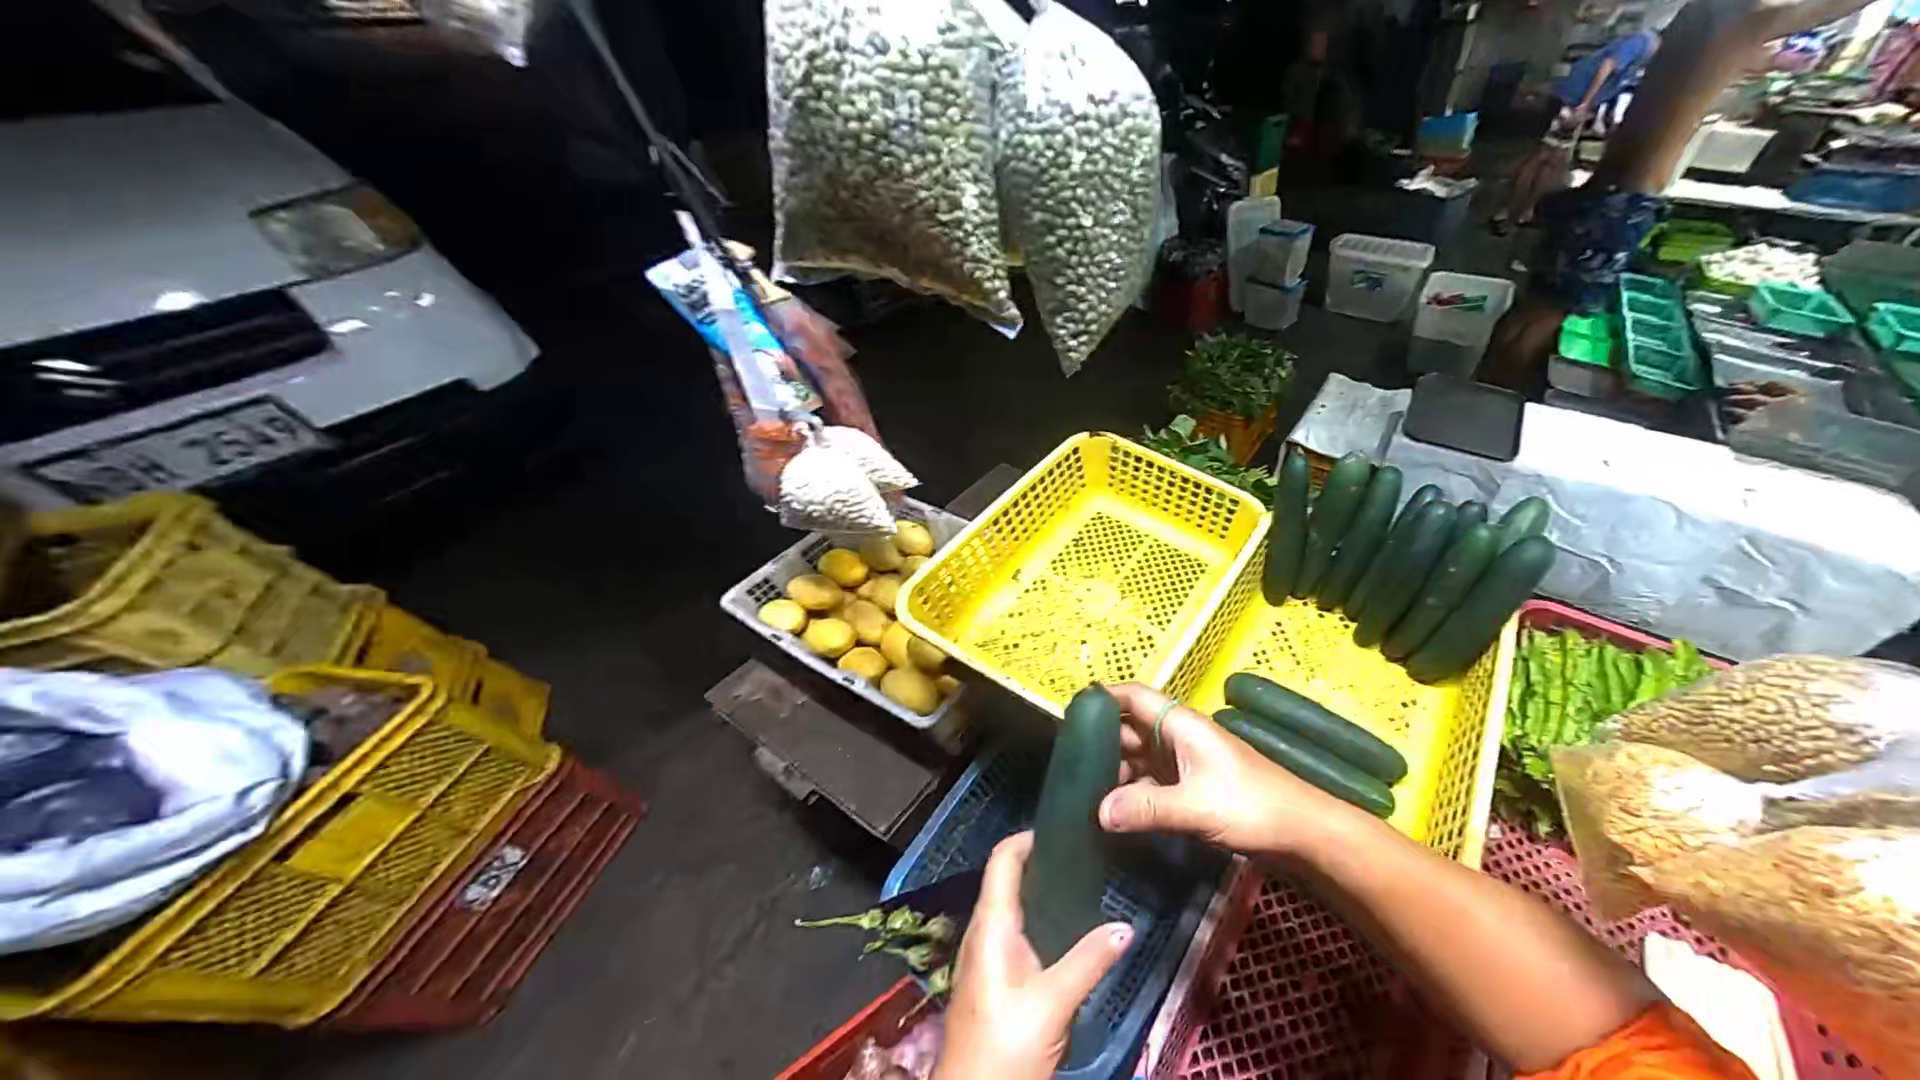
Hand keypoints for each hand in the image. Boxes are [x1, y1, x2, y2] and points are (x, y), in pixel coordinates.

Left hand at [932, 833, 1132, 1079]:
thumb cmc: (1005, 1046)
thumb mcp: (1053, 1004)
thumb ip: (1089, 962)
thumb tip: (1128, 926)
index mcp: (991, 924)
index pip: (1002, 860)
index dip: (1027, 838)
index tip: (1063, 830)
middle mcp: (984, 930)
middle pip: (1007, 878)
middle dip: (1040, 861)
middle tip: (1083, 855)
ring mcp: (985, 953)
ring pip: (1012, 905)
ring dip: (1040, 890)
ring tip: (1082, 883)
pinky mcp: (993, 976)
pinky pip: (1015, 931)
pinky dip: (1039, 918)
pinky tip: (1066, 930)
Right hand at [1097, 683, 1368, 858]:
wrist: (1304, 834)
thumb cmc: (1252, 806)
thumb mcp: (1196, 807)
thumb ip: (1146, 808)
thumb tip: (1098, 812)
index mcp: (1181, 725)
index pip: (1134, 697)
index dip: (1103, 699)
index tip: (1072, 715)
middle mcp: (1178, 737)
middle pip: (1130, 728)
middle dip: (1102, 743)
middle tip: (1072, 765)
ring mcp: (1184, 762)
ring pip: (1138, 756)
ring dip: (1115, 771)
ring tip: (1087, 792)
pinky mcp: (1189, 787)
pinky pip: (1149, 780)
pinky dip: (1131, 791)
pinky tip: (1116, 811)